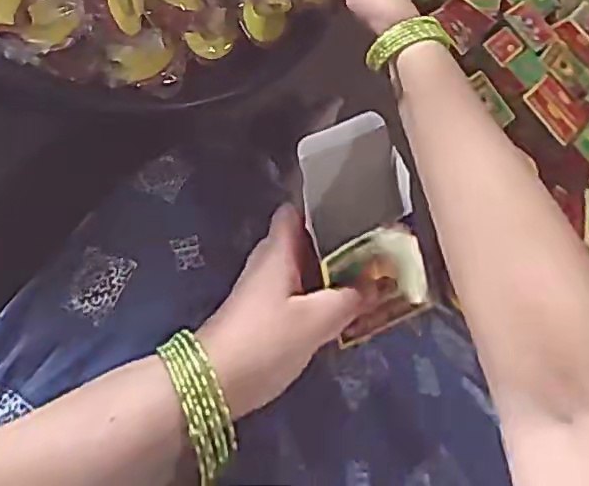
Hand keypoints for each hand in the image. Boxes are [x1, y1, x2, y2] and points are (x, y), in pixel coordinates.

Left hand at [197, 205, 363, 417]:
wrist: (216, 381)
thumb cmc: (266, 339)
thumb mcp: (315, 321)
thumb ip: (347, 300)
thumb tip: (373, 285)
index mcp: (278, 249)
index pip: (293, 211)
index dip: (318, 207)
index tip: (350, 213)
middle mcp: (268, 260)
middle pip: (302, 241)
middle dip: (333, 247)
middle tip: (371, 256)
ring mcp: (262, 286)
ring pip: (300, 270)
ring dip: (327, 276)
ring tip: (364, 284)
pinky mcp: (261, 311)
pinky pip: (294, 293)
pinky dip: (315, 297)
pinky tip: (338, 313)